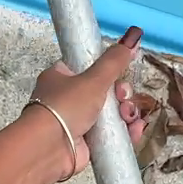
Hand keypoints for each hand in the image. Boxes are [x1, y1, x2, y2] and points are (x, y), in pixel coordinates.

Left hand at [27, 26, 147, 178]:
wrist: (47, 148)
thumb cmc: (65, 106)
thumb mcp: (93, 78)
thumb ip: (115, 60)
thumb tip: (133, 35)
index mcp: (61, 77)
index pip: (89, 67)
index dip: (109, 70)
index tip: (121, 72)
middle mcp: (67, 98)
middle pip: (105, 91)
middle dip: (122, 94)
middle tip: (123, 98)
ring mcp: (77, 121)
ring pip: (111, 112)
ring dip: (126, 113)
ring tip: (128, 117)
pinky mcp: (86, 142)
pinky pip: (111, 133)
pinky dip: (125, 131)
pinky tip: (134, 130)